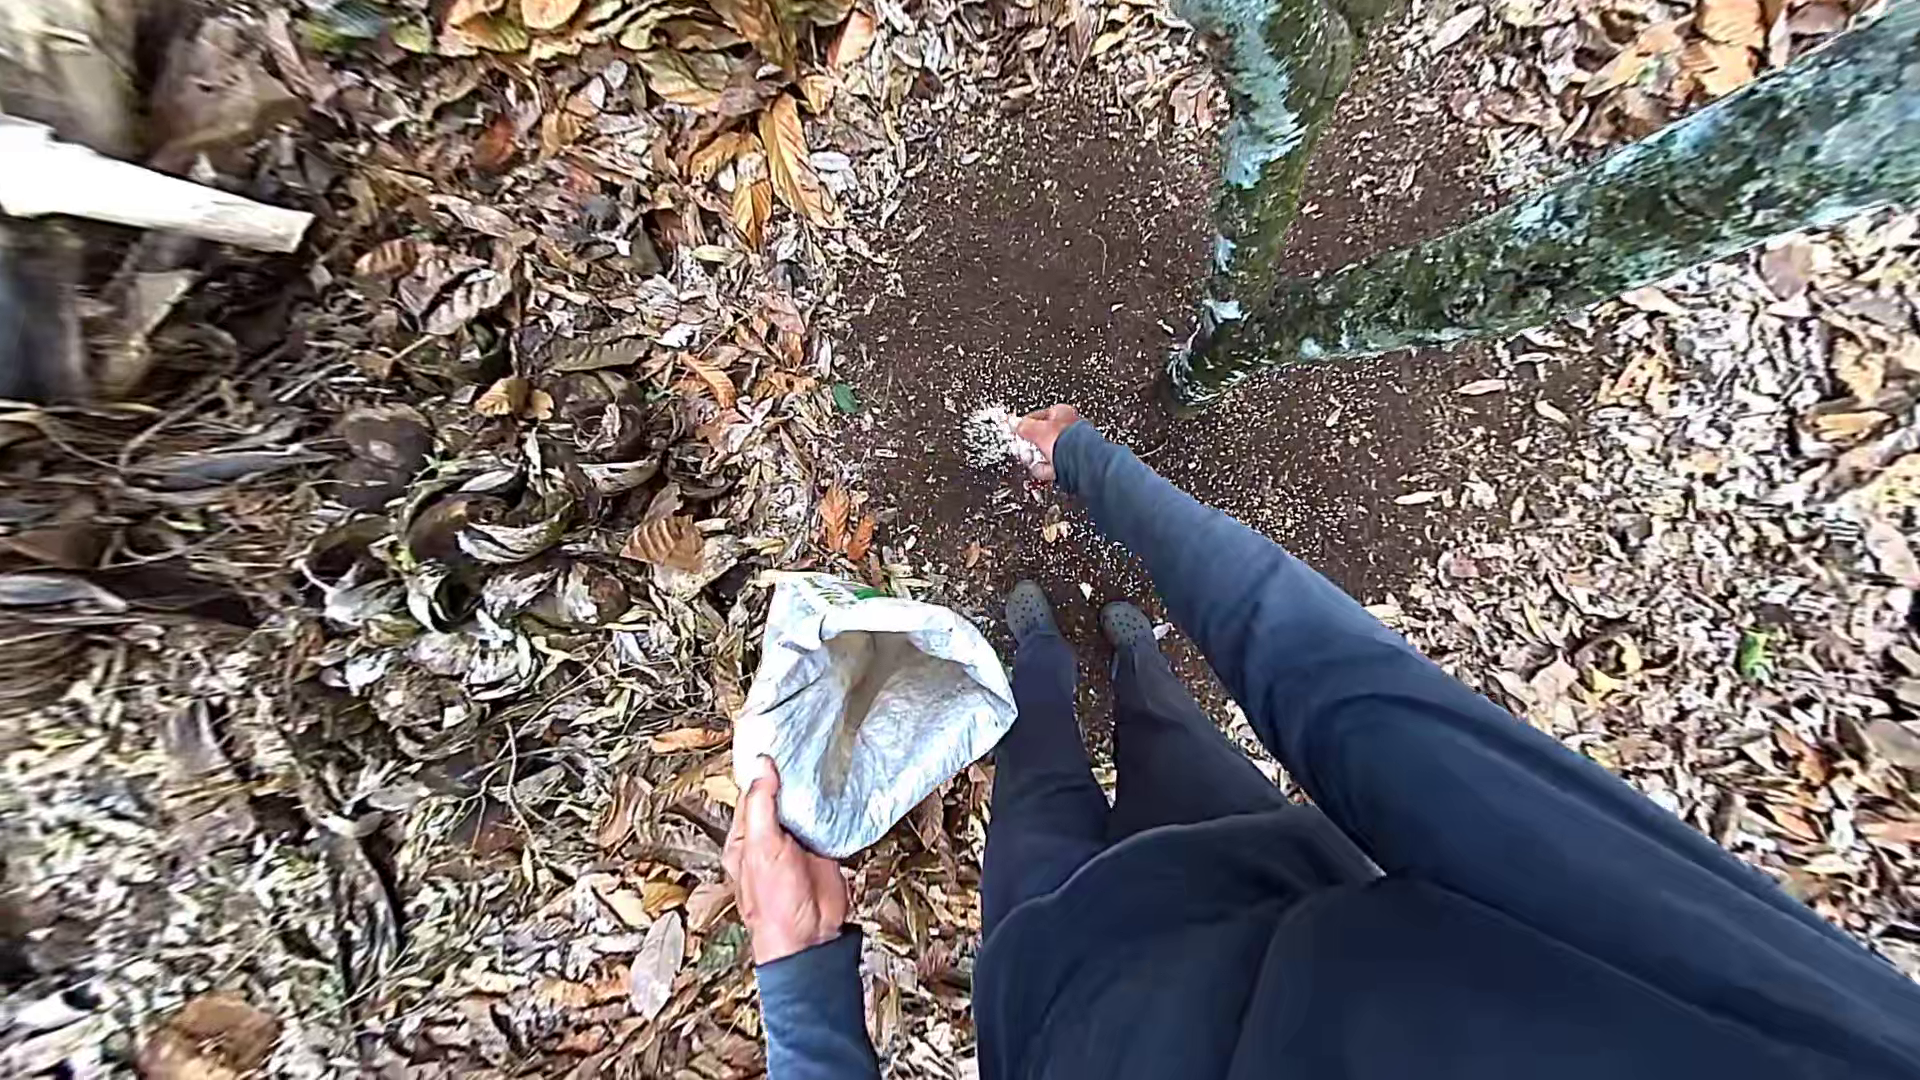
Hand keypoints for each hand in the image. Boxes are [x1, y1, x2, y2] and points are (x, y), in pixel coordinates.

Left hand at [723, 756, 849, 964]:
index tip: (778, 741)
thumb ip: (761, 805)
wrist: (812, 937)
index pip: (752, 790)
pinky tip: (836, 783)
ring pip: (802, 801)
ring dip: (811, 784)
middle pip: (779, 792)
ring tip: (822, 755)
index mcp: (745, 837)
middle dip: (790, 771)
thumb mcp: (762, 849)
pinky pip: (824, 814)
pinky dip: (830, 800)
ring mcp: (796, 838)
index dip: (763, 768)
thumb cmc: (776, 905)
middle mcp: (769, 835)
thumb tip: (762, 766)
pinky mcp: (820, 842)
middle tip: (805, 741)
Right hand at [1014, 404, 1081, 483]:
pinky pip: (1054, 465)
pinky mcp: (1072, 462)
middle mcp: (1070, 427)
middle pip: (1044, 436)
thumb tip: (1016, 425)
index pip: (1039, 415)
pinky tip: (1042, 470)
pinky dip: (1046, 468)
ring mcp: (1072, 445)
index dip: (1026, 424)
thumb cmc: (1064, 441)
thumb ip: (1024, 426)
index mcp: (1063, 412)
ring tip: (1033, 462)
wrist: (1079, 461)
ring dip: (1038, 459)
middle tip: (1025, 450)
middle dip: (1033, 445)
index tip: (1018, 431)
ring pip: (1048, 452)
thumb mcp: (1036, 430)